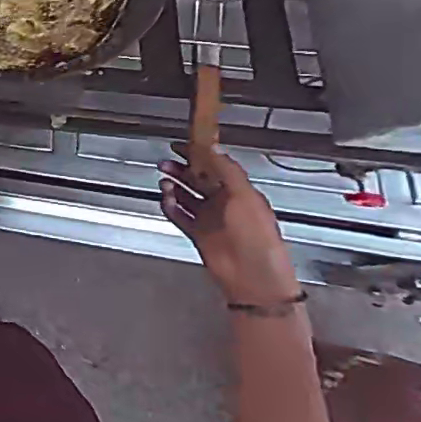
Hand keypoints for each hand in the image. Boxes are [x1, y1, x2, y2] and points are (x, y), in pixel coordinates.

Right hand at [159, 145, 298, 305]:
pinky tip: (165, 200)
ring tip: (163, 181)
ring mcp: (210, 219)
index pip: (215, 166)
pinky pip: (180, 216)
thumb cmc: (257, 235)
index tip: (181, 146)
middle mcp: (223, 203)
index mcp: (238, 191)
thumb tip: (213, 147)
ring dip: (174, 187)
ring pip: (186, 197)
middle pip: (197, 180)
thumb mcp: (244, 195)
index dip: (198, 155)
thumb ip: (226, 169)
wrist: (253, 274)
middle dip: (181, 170)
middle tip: (165, 163)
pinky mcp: (198, 234)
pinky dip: (170, 207)